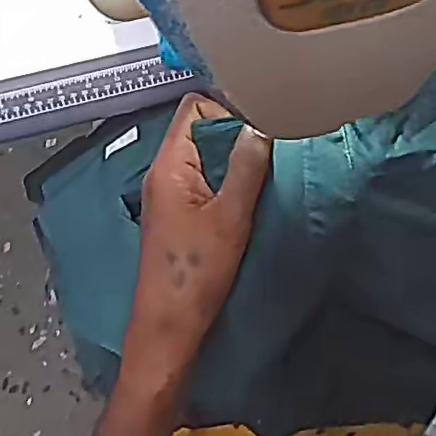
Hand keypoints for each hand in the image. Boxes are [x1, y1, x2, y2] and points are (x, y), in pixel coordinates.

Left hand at [122, 93, 272, 392]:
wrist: (169, 329)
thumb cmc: (196, 274)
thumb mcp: (231, 216)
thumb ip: (248, 165)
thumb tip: (263, 122)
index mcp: (169, 165)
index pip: (194, 107)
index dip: (227, 107)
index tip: (262, 122)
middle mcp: (164, 172)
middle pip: (200, 128)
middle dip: (236, 132)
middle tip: (271, 146)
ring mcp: (170, 193)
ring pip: (206, 155)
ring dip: (235, 158)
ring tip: (266, 168)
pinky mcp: (180, 213)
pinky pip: (206, 178)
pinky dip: (229, 179)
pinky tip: (250, 194)